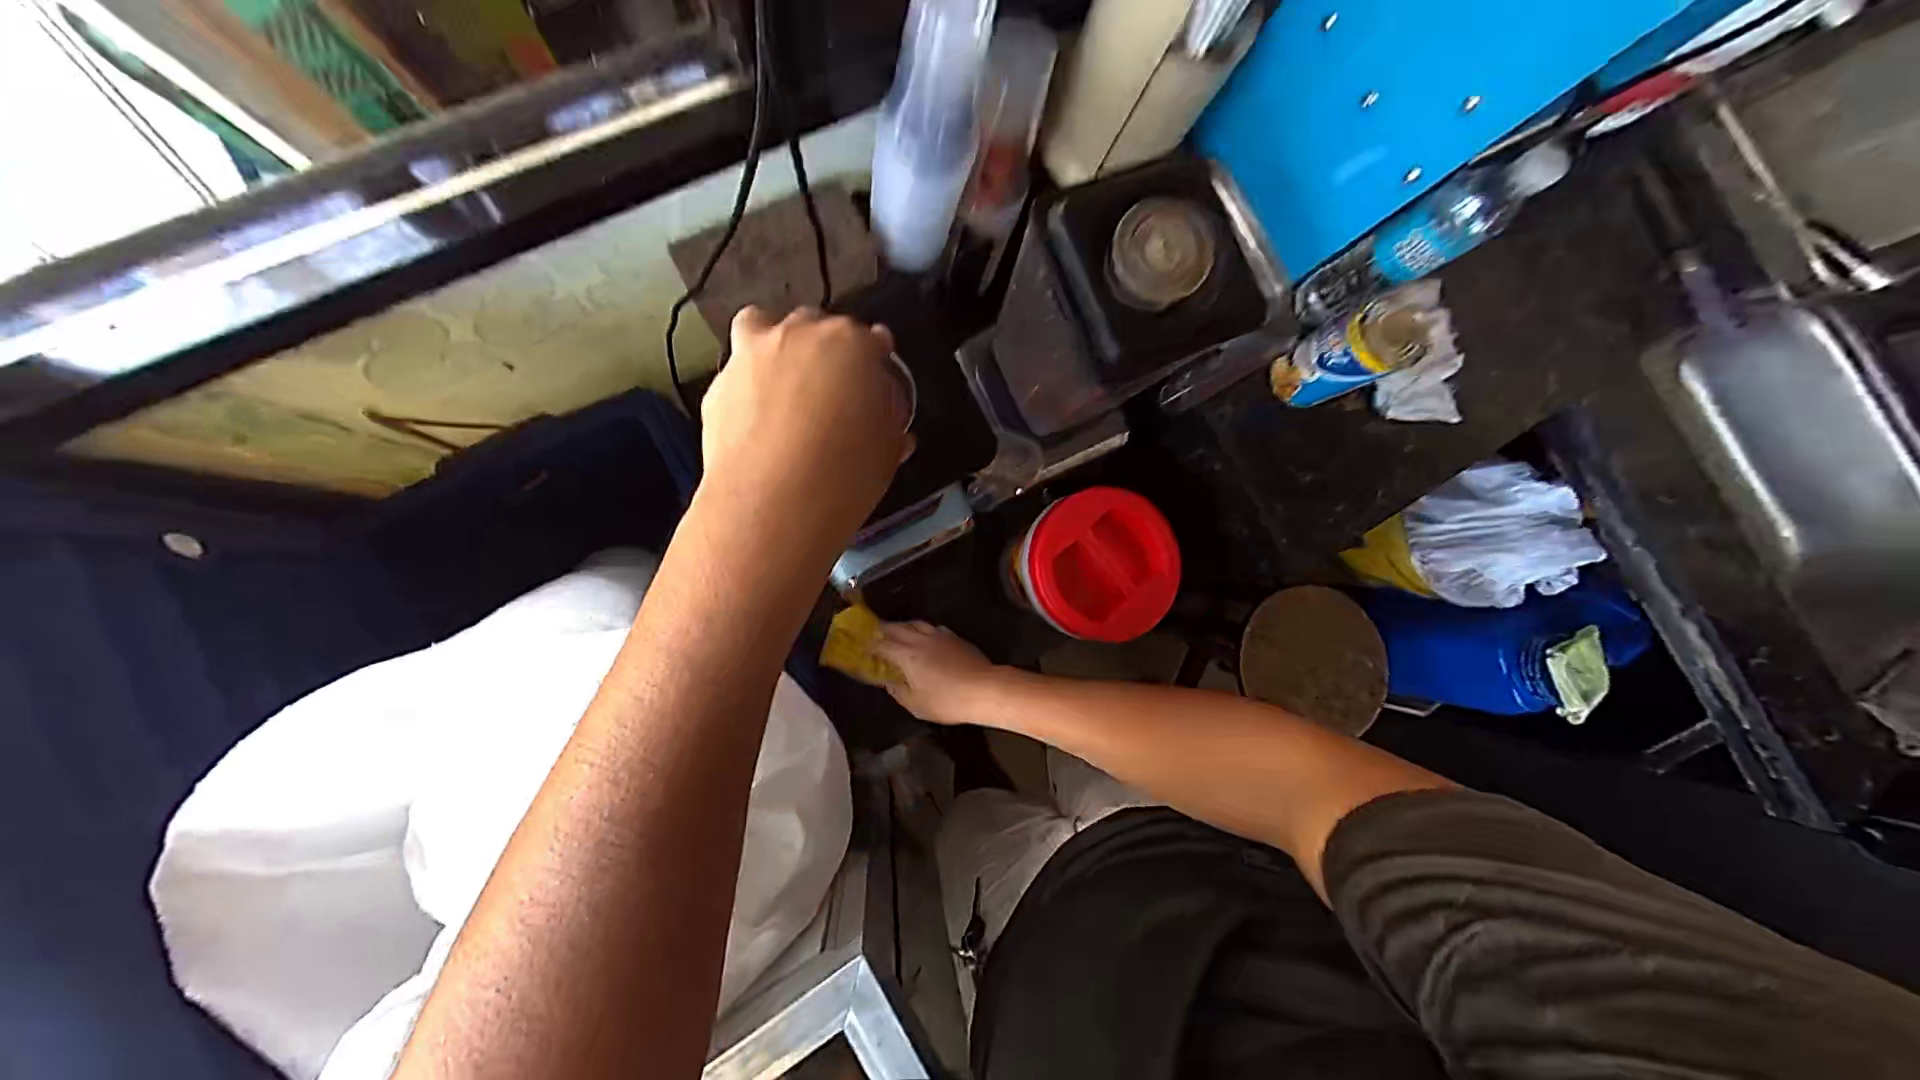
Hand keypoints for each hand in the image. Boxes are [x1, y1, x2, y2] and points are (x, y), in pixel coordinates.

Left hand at [698, 306, 912, 552]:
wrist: (774, 503)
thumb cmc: (841, 474)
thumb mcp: (886, 452)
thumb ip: (888, 427)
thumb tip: (891, 432)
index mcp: (851, 345)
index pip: (870, 339)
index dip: (874, 361)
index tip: (875, 381)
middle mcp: (798, 337)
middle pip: (814, 324)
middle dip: (823, 348)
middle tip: (831, 387)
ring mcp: (751, 356)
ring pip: (759, 324)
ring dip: (771, 342)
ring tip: (782, 380)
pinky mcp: (717, 386)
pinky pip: (734, 373)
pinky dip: (744, 387)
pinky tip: (754, 420)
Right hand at [873, 622, 1000, 725]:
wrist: (985, 689)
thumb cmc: (948, 700)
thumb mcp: (917, 705)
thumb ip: (899, 692)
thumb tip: (889, 683)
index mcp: (907, 655)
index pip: (882, 645)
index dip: (870, 645)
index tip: (862, 646)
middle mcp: (921, 640)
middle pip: (897, 627)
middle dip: (884, 629)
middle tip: (875, 632)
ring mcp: (940, 636)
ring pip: (916, 623)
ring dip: (904, 625)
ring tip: (898, 630)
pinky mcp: (955, 637)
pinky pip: (934, 628)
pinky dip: (924, 629)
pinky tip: (926, 636)